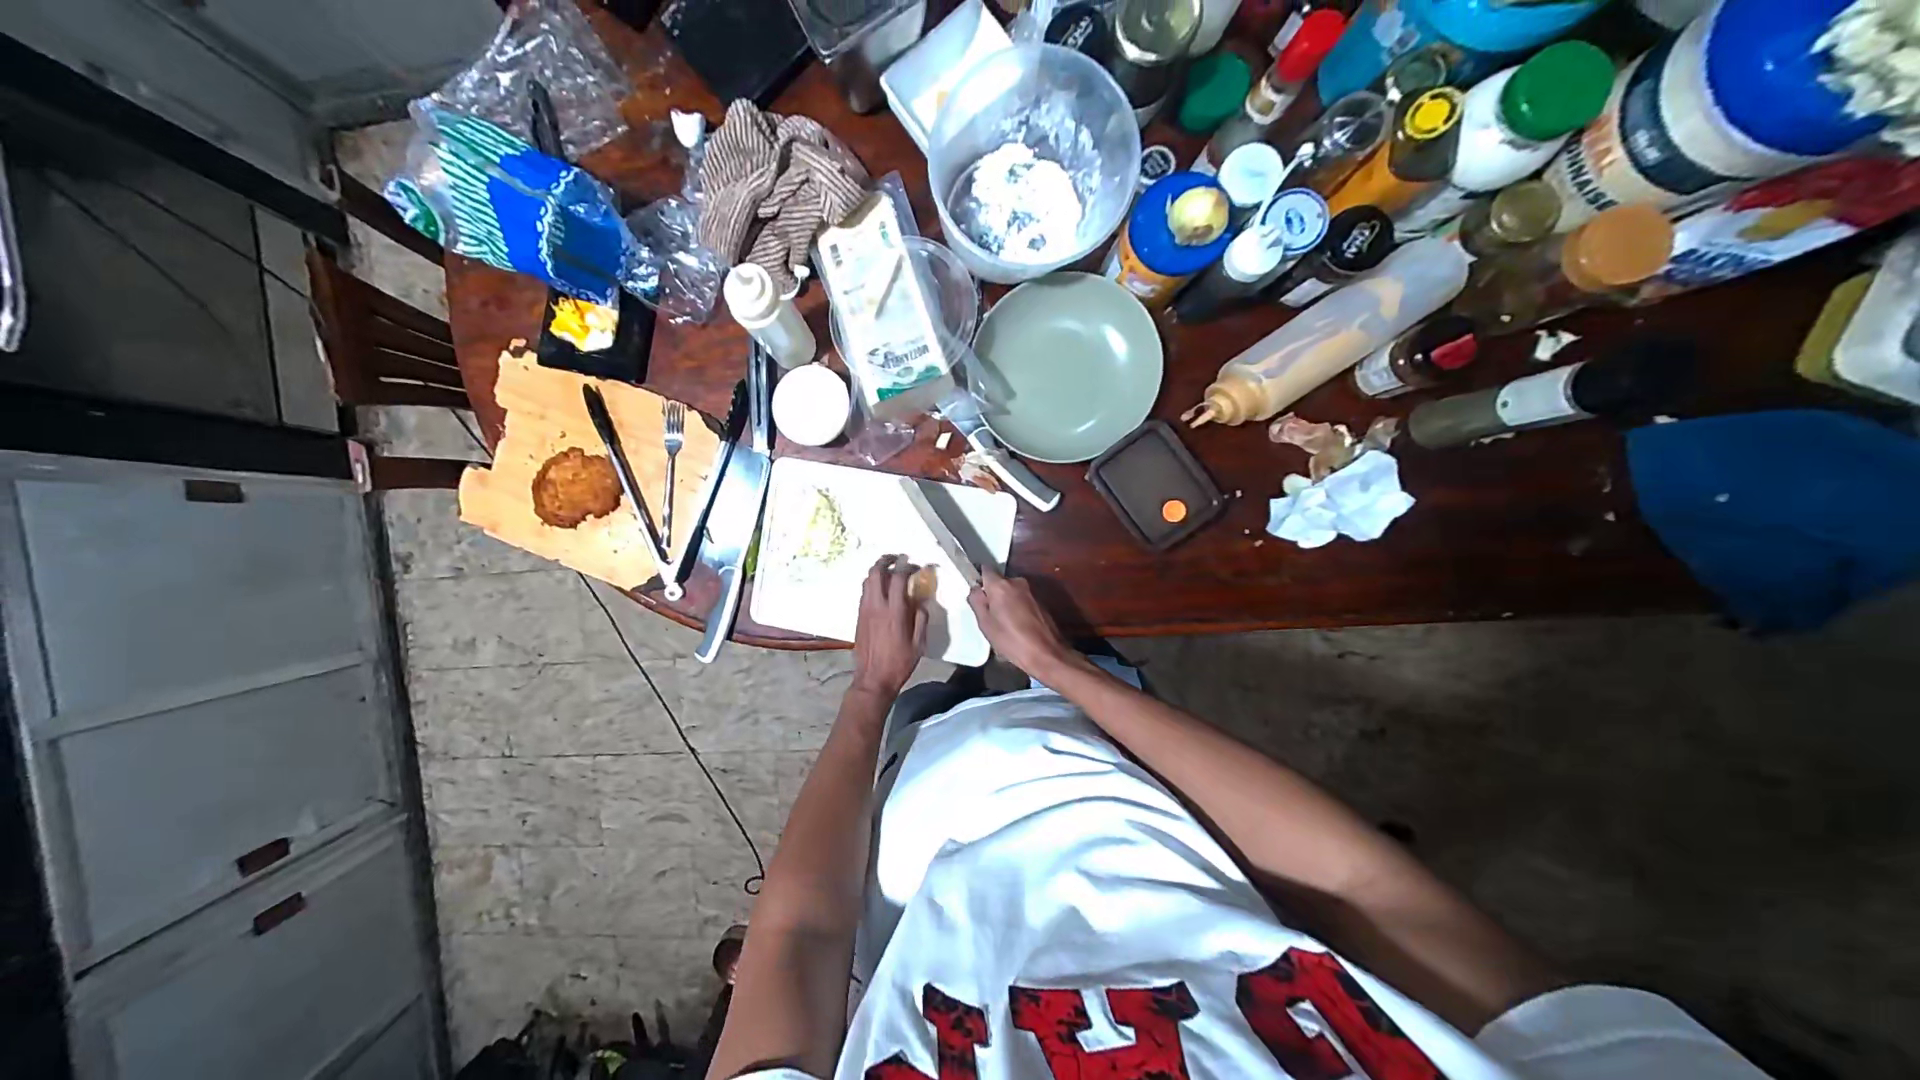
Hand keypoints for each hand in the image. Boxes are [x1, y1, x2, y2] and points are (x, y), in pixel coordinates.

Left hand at [850, 555, 927, 698]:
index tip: (918, 566)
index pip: (899, 578)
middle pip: (876, 572)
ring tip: (889, 569)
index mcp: (894, 611)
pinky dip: (872, 583)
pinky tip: (881, 588)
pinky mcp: (859, 616)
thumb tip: (920, 600)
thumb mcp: (919, 643)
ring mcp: (865, 610)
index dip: (909, 567)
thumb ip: (920, 618)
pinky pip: (864, 592)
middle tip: (898, 558)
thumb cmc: (899, 662)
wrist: (873, 678)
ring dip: (878, 570)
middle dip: (887, 560)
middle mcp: (876, 606)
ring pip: (867, 580)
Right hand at [968, 568, 1074, 677]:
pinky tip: (1017, 626)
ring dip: (1006, 602)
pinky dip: (1017, 608)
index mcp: (1001, 585)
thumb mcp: (986, 624)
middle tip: (988, 614)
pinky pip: (1022, 600)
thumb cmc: (1011, 640)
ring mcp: (1031, 592)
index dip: (979, 579)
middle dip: (993, 593)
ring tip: (1003, 623)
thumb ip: (977, 602)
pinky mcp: (1040, 602)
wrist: (1046, 653)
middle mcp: (1017, 582)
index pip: (985, 570)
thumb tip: (975, 589)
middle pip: (999, 582)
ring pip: (1011, 591)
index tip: (976, 593)